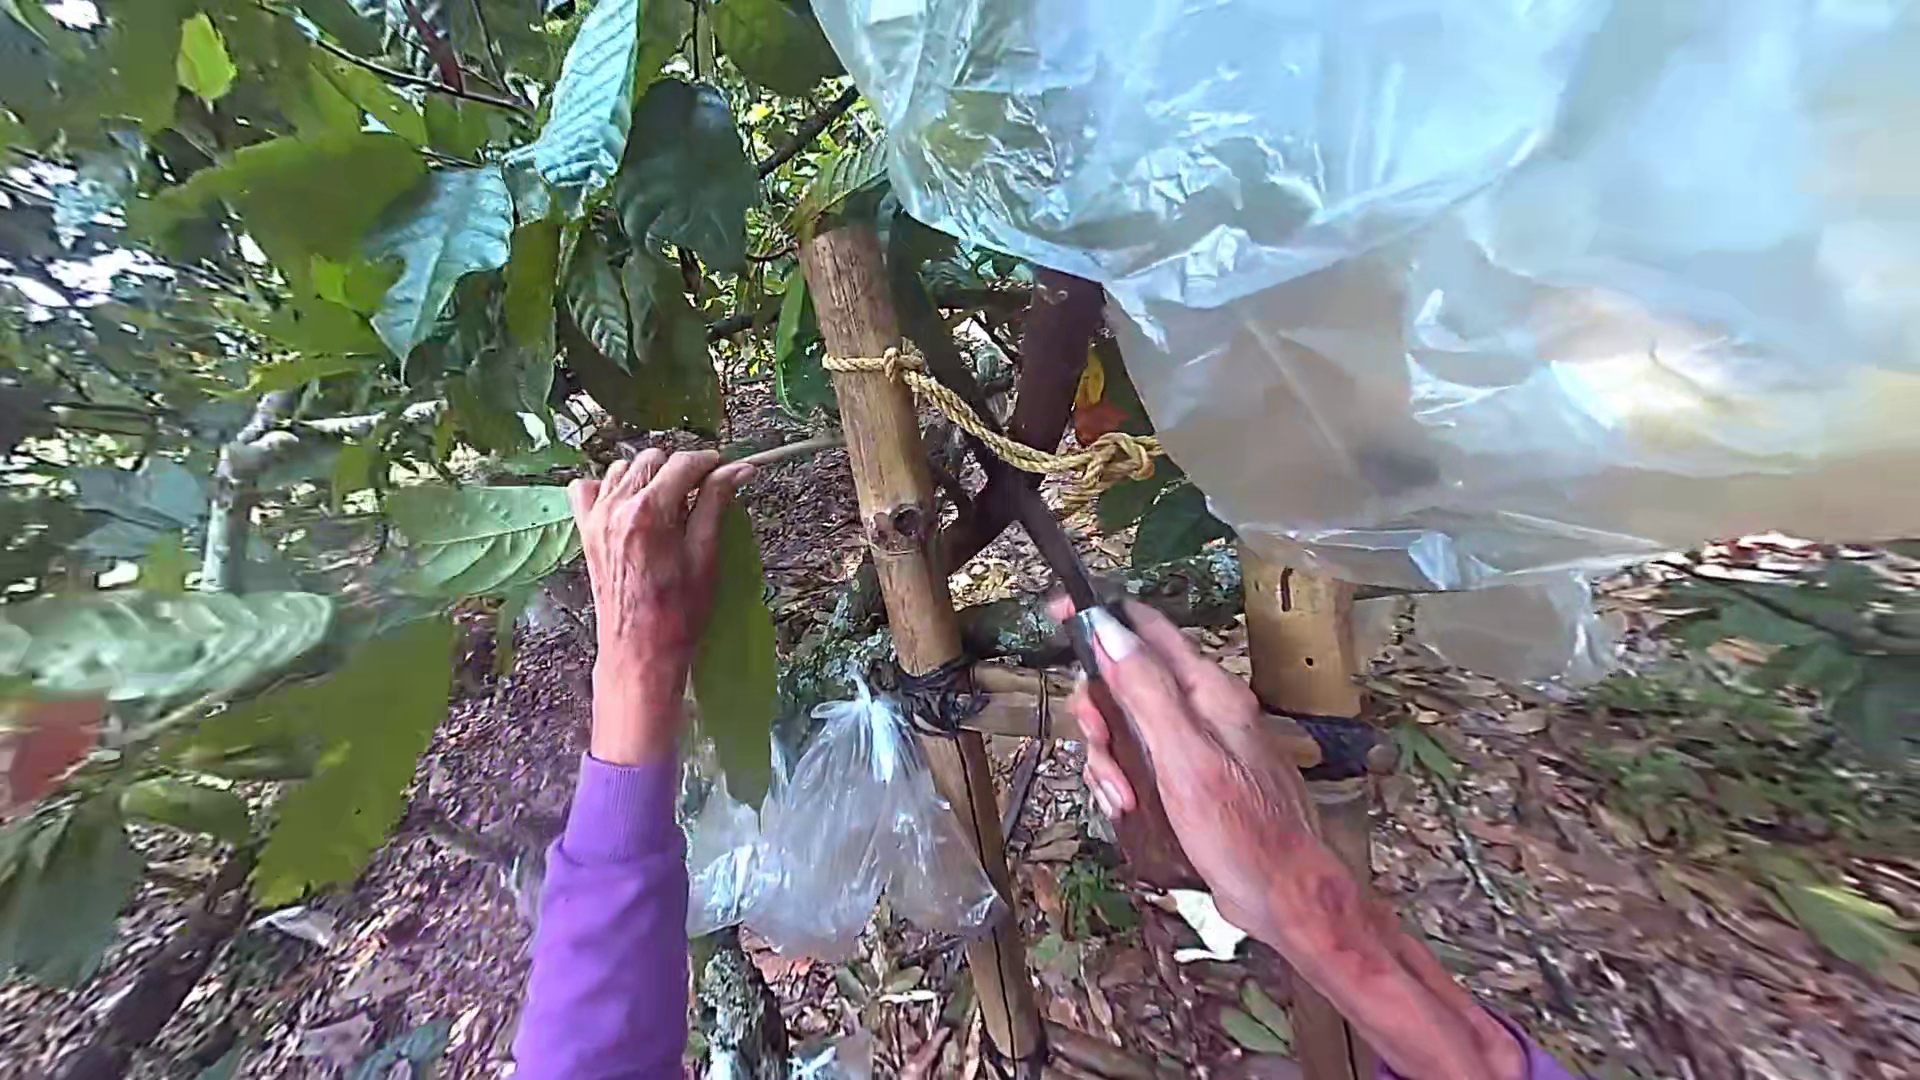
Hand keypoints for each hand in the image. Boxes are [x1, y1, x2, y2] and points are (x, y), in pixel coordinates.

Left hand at [567, 449, 752, 766]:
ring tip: (673, 500)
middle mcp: (616, 506)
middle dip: (682, 468)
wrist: (640, 648)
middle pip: (653, 459)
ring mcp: (595, 517)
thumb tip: (739, 469)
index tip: (729, 471)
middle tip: (705, 491)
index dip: (712, 463)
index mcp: (650, 511)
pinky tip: (633, 504)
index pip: (684, 464)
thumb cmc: (681, 608)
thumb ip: (717, 503)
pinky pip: (590, 487)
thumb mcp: (706, 553)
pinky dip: (612, 486)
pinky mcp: (585, 530)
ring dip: (650, 475)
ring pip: (623, 468)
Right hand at [1068, 600, 1525, 1079]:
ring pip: (1121, 721)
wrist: (1285, 901)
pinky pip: (1132, 757)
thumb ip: (1146, 689)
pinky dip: (1119, 778)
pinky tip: (1126, 807)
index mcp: (1203, 686)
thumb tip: (1107, 629)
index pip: (1143, 625)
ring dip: (1106, 755)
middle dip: (1098, 710)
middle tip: (1098, 740)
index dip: (1099, 615)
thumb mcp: (1185, 756)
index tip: (1059, 612)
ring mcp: (1188, 738)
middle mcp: (1196, 704)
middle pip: (1121, 678)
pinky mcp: (1181, 770)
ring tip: (1120, 795)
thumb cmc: (1242, 830)